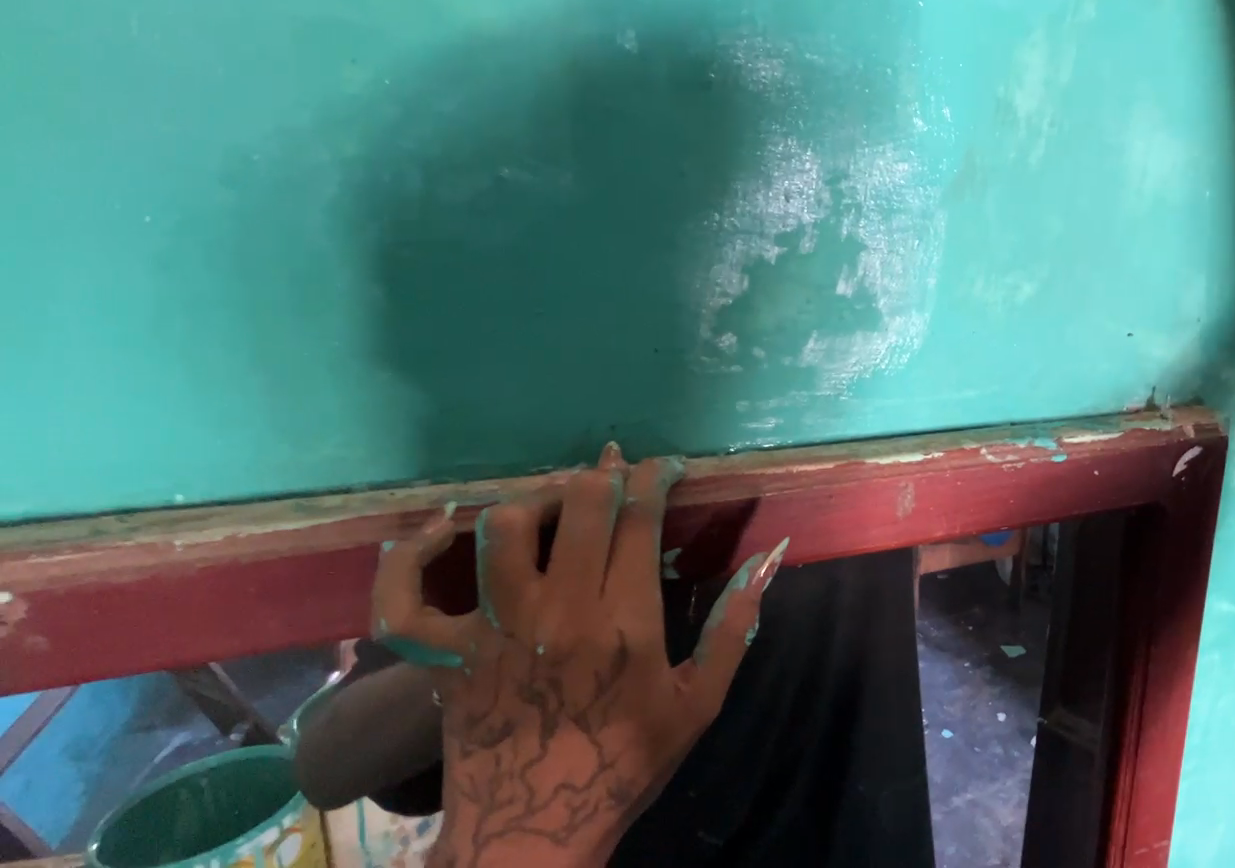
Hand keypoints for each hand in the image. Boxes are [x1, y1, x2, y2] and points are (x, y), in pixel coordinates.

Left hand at [372, 444, 786, 867]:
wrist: (533, 836)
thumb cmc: (625, 765)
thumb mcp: (699, 702)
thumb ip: (734, 627)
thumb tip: (768, 557)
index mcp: (626, 621)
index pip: (640, 517)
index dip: (655, 476)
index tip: (664, 467)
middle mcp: (560, 612)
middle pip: (579, 505)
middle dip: (603, 475)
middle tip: (614, 475)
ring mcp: (494, 632)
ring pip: (501, 529)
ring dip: (531, 501)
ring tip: (551, 505)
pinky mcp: (442, 658)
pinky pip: (402, 597)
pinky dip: (410, 555)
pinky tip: (439, 530)